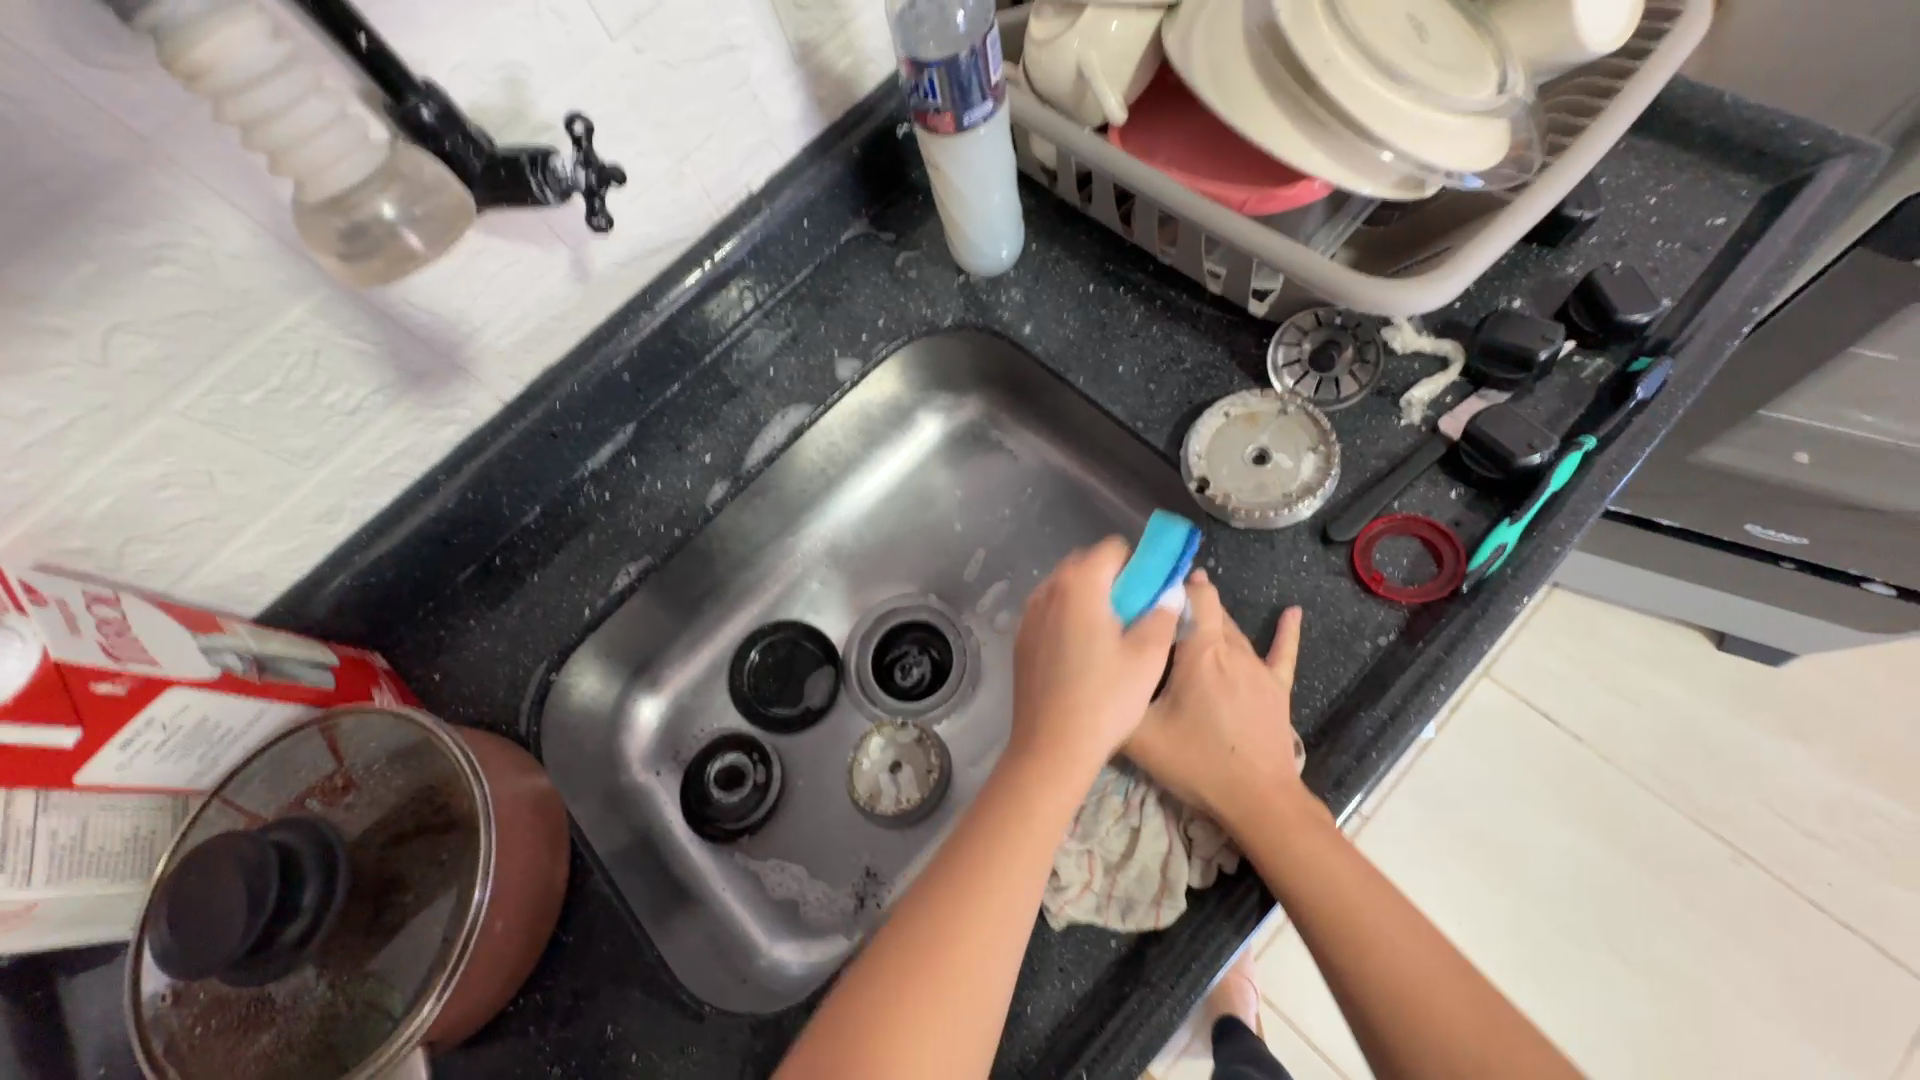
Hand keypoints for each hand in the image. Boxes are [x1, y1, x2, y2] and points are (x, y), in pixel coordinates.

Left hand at [1009, 537, 1179, 775]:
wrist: (1051, 746)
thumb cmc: (1106, 699)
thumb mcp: (1148, 656)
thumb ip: (1163, 613)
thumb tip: (1169, 591)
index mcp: (1079, 585)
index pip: (1112, 548)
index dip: (1137, 563)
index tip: (1152, 591)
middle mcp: (1048, 590)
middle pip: (1085, 564)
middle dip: (1113, 579)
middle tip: (1135, 615)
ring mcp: (1028, 614)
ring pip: (1064, 588)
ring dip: (1089, 598)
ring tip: (1110, 636)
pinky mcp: (1020, 639)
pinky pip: (1049, 611)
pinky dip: (1068, 617)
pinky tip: (1082, 653)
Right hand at [1125, 570, 1308, 832]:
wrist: (1258, 800)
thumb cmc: (1197, 763)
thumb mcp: (1141, 736)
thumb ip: (1115, 703)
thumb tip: (1093, 683)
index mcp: (1199, 653)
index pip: (1193, 598)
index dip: (1174, 585)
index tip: (1151, 585)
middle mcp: (1231, 651)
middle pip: (1211, 612)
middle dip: (1188, 603)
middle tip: (1160, 606)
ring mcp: (1258, 669)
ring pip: (1235, 631)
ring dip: (1215, 619)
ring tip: (1195, 608)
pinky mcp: (1277, 689)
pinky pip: (1283, 652)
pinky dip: (1287, 631)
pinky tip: (1292, 612)